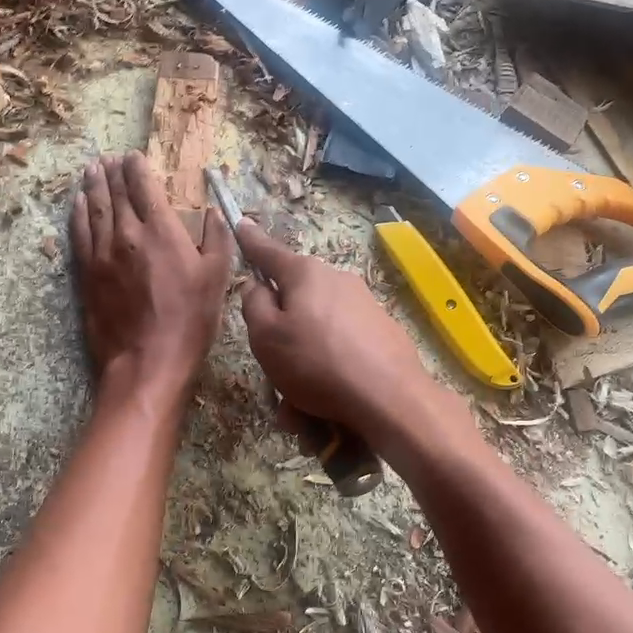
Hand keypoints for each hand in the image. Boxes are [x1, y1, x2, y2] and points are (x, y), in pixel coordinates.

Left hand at [70, 153, 235, 411]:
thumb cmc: (188, 321)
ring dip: (93, 185)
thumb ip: (217, 238)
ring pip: (94, 208)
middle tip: (109, 158)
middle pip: (115, 193)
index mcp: (161, 230)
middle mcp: (127, 234)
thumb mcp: (216, 278)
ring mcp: (102, 253)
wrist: (146, 362)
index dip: (138, 167)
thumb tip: (213, 211)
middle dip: (113, 171)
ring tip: (92, 169)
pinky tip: (76, 203)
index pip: (144, 186)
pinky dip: (77, 213)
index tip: (134, 156)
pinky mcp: (86, 274)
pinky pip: (79, 233)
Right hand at [236, 222, 456, 448]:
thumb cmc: (317, 362)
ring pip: (317, 333)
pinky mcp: (382, 331)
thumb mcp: (266, 336)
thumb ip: (253, 304)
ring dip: (304, 365)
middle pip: (295, 302)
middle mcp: (336, 280)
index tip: (242, 222)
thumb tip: (257, 285)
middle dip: (282, 338)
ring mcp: (363, 305)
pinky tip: (328, 410)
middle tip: (277, 375)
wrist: (391, 398)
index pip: (269, 252)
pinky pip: (341, 349)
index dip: (251, 241)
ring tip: (301, 410)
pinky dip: (329, 373)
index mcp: (305, 274)